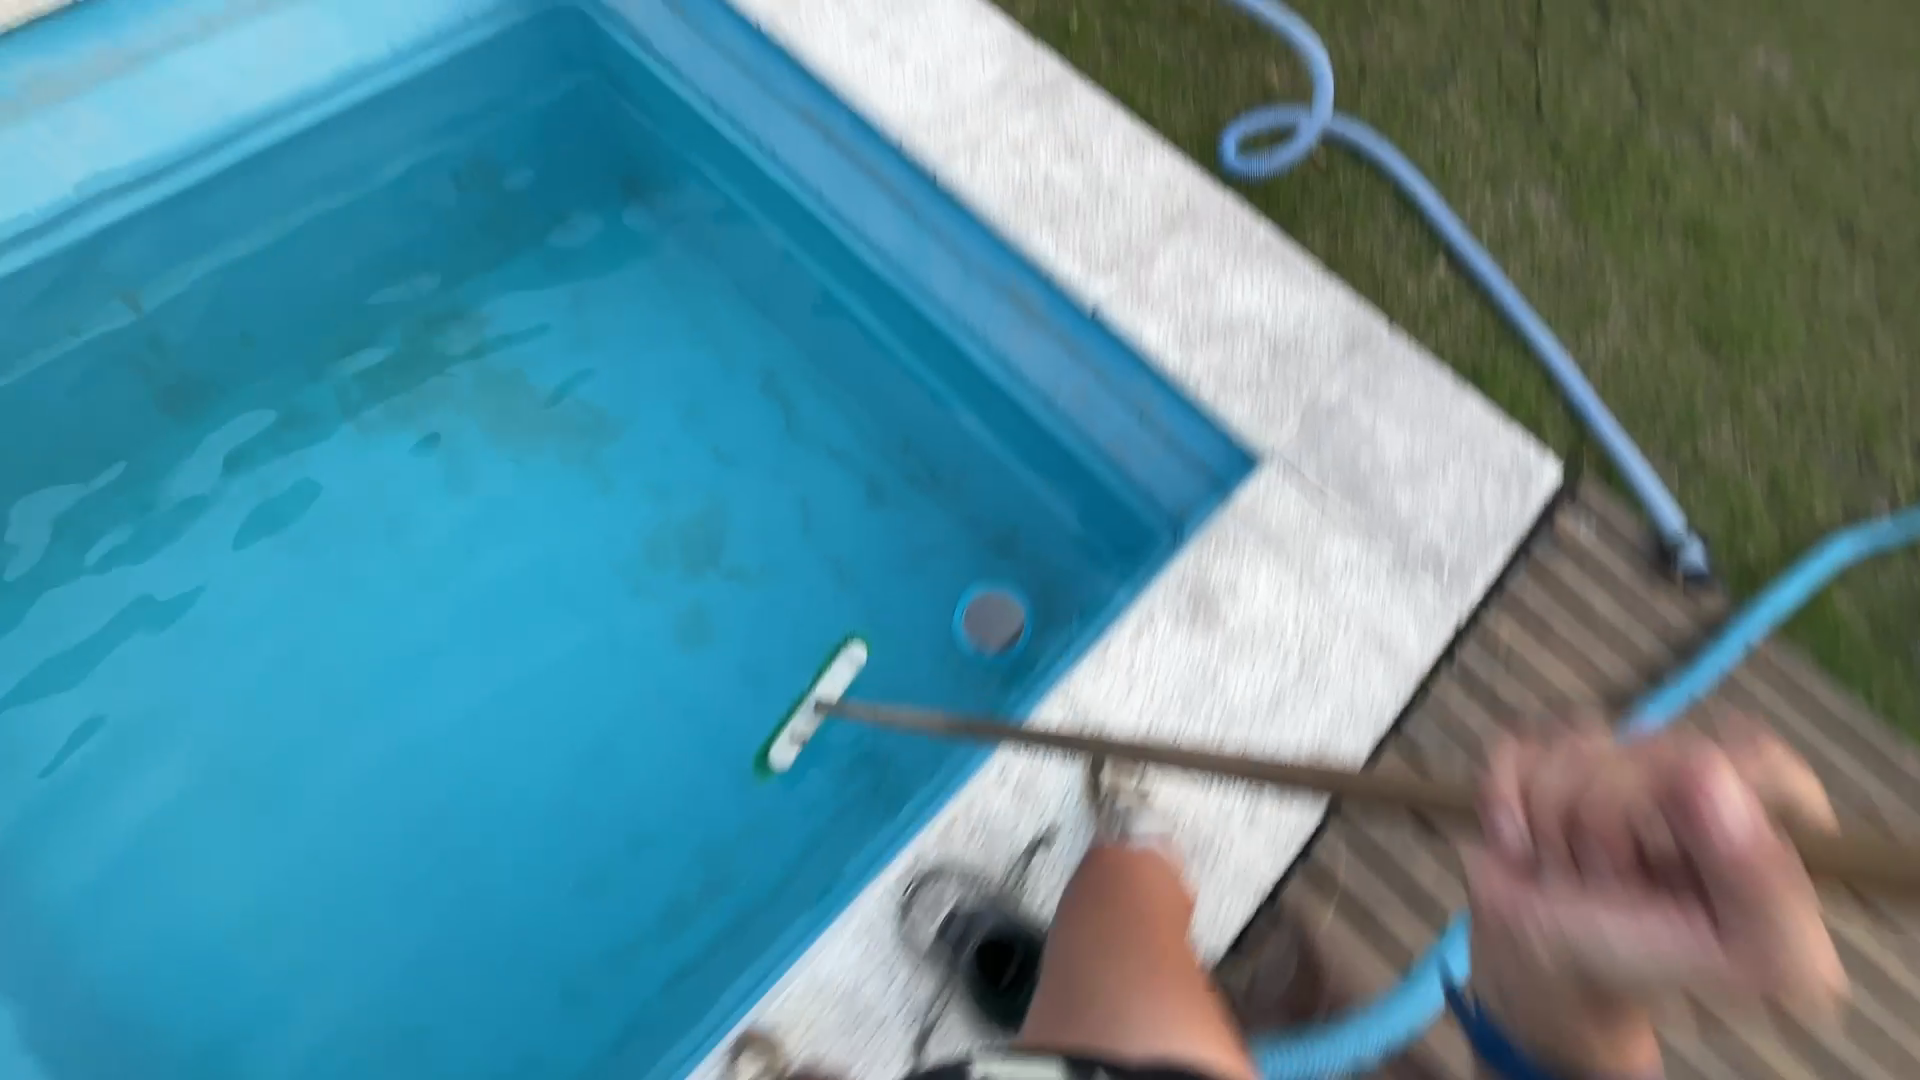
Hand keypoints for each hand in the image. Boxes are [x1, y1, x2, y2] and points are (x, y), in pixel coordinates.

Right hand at [1464, 726, 1848, 1076]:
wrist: (1533, 960)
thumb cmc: (1642, 962)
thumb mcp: (1743, 960)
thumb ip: (1765, 887)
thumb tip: (1707, 774)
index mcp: (1749, 820)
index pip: (1759, 758)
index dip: (1714, 794)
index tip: (1690, 844)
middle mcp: (1679, 779)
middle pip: (1646, 749)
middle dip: (1608, 825)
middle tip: (1611, 881)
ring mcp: (1598, 763)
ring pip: (1572, 747)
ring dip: (1554, 825)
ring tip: (1564, 871)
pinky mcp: (1531, 759)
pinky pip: (1514, 751)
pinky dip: (1504, 805)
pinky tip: (1518, 846)